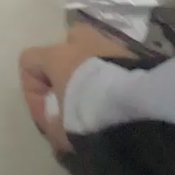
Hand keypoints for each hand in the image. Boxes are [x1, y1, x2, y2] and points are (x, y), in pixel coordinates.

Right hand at [19, 24, 132, 152]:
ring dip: (96, 70)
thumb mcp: (62, 130)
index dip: (32, 90)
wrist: (144, 113)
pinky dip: (120, 78)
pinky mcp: (141, 58)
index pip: (29, 62)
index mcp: (54, 56)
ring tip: (104, 98)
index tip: (47, 117)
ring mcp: (113, 47)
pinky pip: (121, 64)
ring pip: (98, 51)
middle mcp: (80, 44)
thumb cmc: (90, 114)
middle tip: (75, 93)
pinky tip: (125, 101)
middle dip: (68, 65)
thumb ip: (52, 125)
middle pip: (67, 43)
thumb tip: (54, 125)